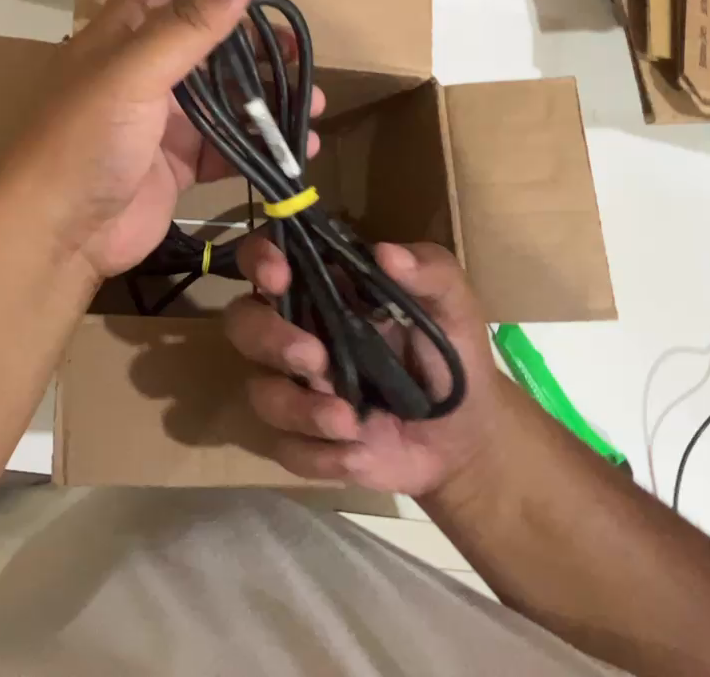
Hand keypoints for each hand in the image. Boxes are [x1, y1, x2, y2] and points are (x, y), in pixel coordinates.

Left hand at [0, 0, 321, 275]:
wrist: (59, 232)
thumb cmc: (86, 140)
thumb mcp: (136, 73)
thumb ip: (188, 25)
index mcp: (122, 36)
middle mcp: (143, 72)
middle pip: (204, 43)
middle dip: (251, 44)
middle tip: (298, 52)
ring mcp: (161, 121)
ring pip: (222, 98)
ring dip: (265, 98)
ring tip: (311, 102)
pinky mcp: (176, 163)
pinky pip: (225, 147)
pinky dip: (259, 145)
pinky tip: (295, 147)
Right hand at [224, 239, 504, 497]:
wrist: (467, 435)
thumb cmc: (450, 354)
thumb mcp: (454, 305)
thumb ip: (430, 271)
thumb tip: (387, 253)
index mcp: (321, 288)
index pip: (264, 258)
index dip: (257, 259)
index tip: (277, 276)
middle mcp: (293, 331)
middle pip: (241, 322)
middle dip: (267, 337)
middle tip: (314, 356)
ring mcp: (293, 387)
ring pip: (259, 391)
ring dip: (298, 407)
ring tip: (350, 421)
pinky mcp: (302, 440)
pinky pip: (287, 449)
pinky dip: (320, 456)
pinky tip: (359, 453)